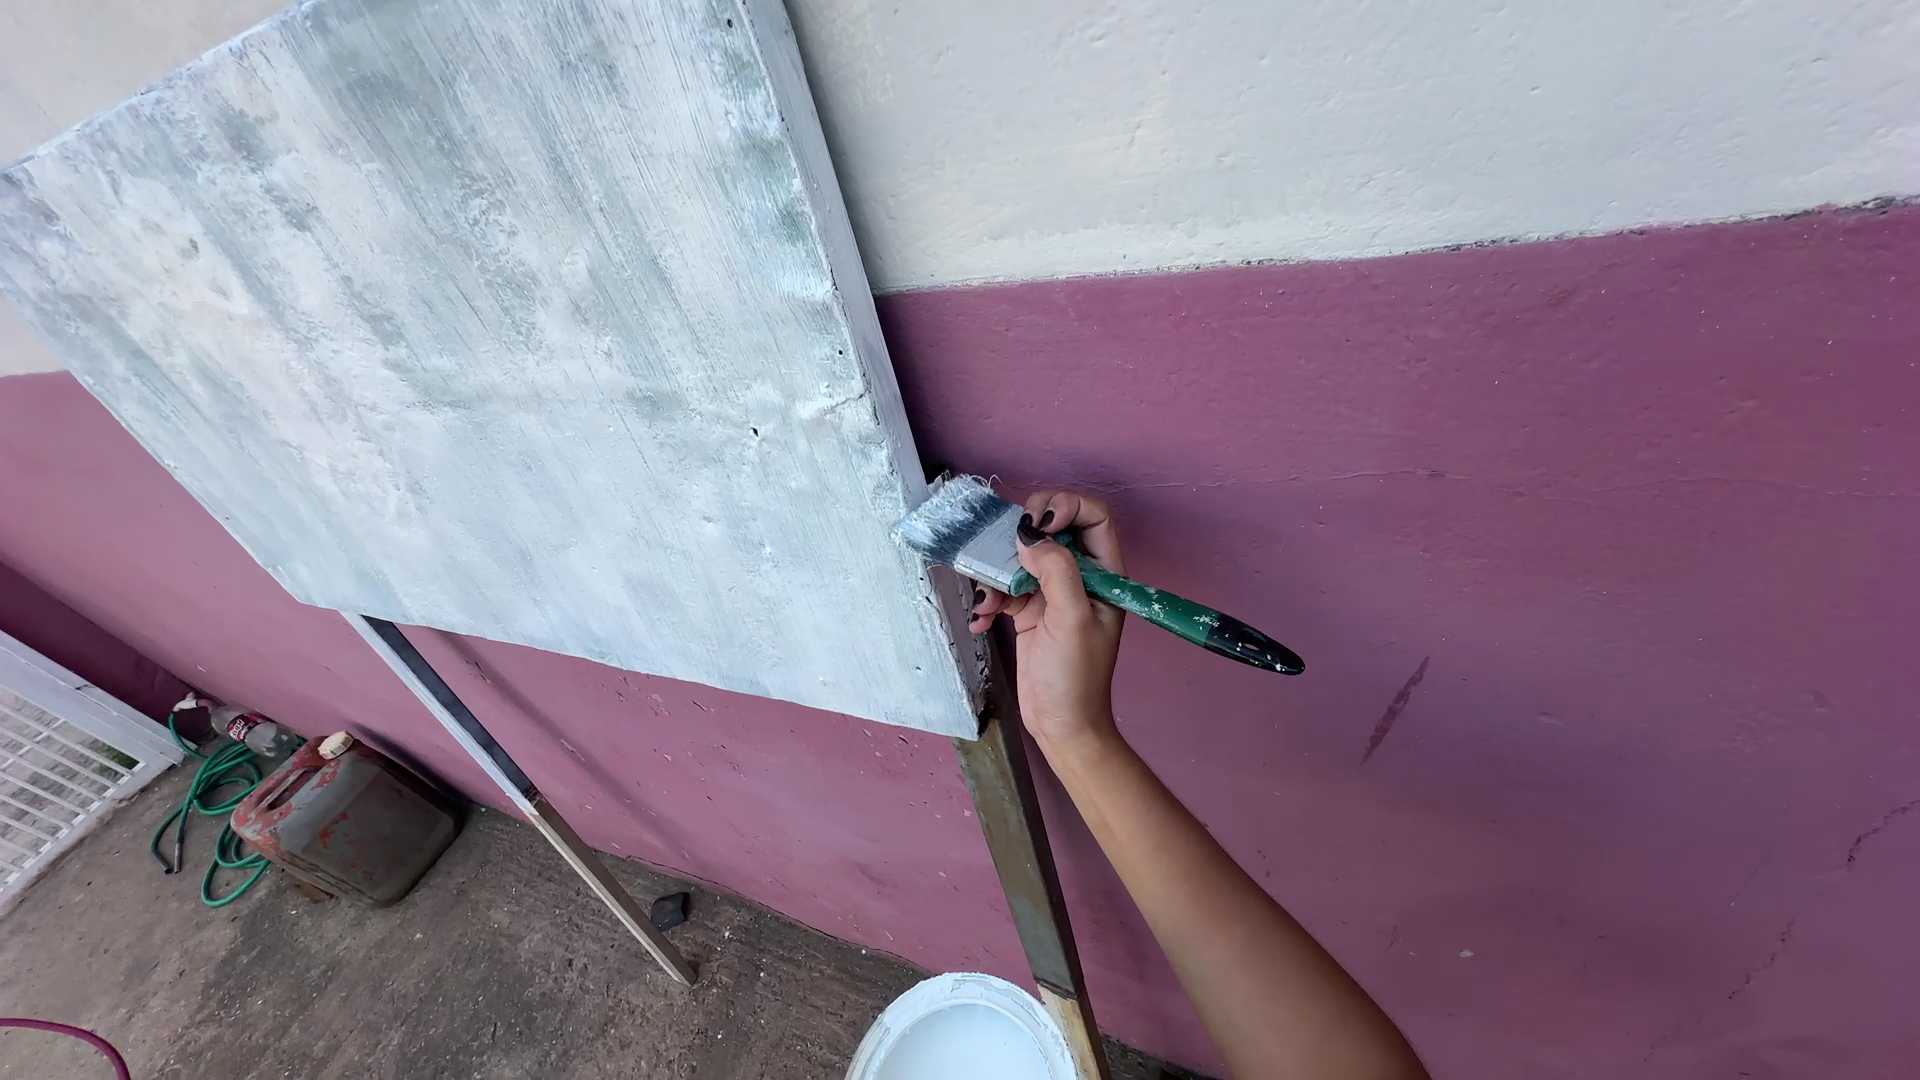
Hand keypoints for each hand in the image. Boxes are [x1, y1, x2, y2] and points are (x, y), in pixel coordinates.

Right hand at [968, 491, 1126, 758]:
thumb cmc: (1077, 677)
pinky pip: (1004, 586)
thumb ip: (1056, 571)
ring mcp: (1052, 592)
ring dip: (998, 571)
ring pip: (1023, 556)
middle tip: (1005, 544)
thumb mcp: (1072, 619)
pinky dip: (989, 598)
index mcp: (1104, 574)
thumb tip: (1030, 536)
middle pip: (1053, 528)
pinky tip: (982, 619)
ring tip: (987, 599)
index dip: (1066, 508)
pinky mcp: (1028, 609)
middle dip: (1025, 534)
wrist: (1059, 724)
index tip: (1038, 525)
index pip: (1093, 517)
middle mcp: (1080, 576)